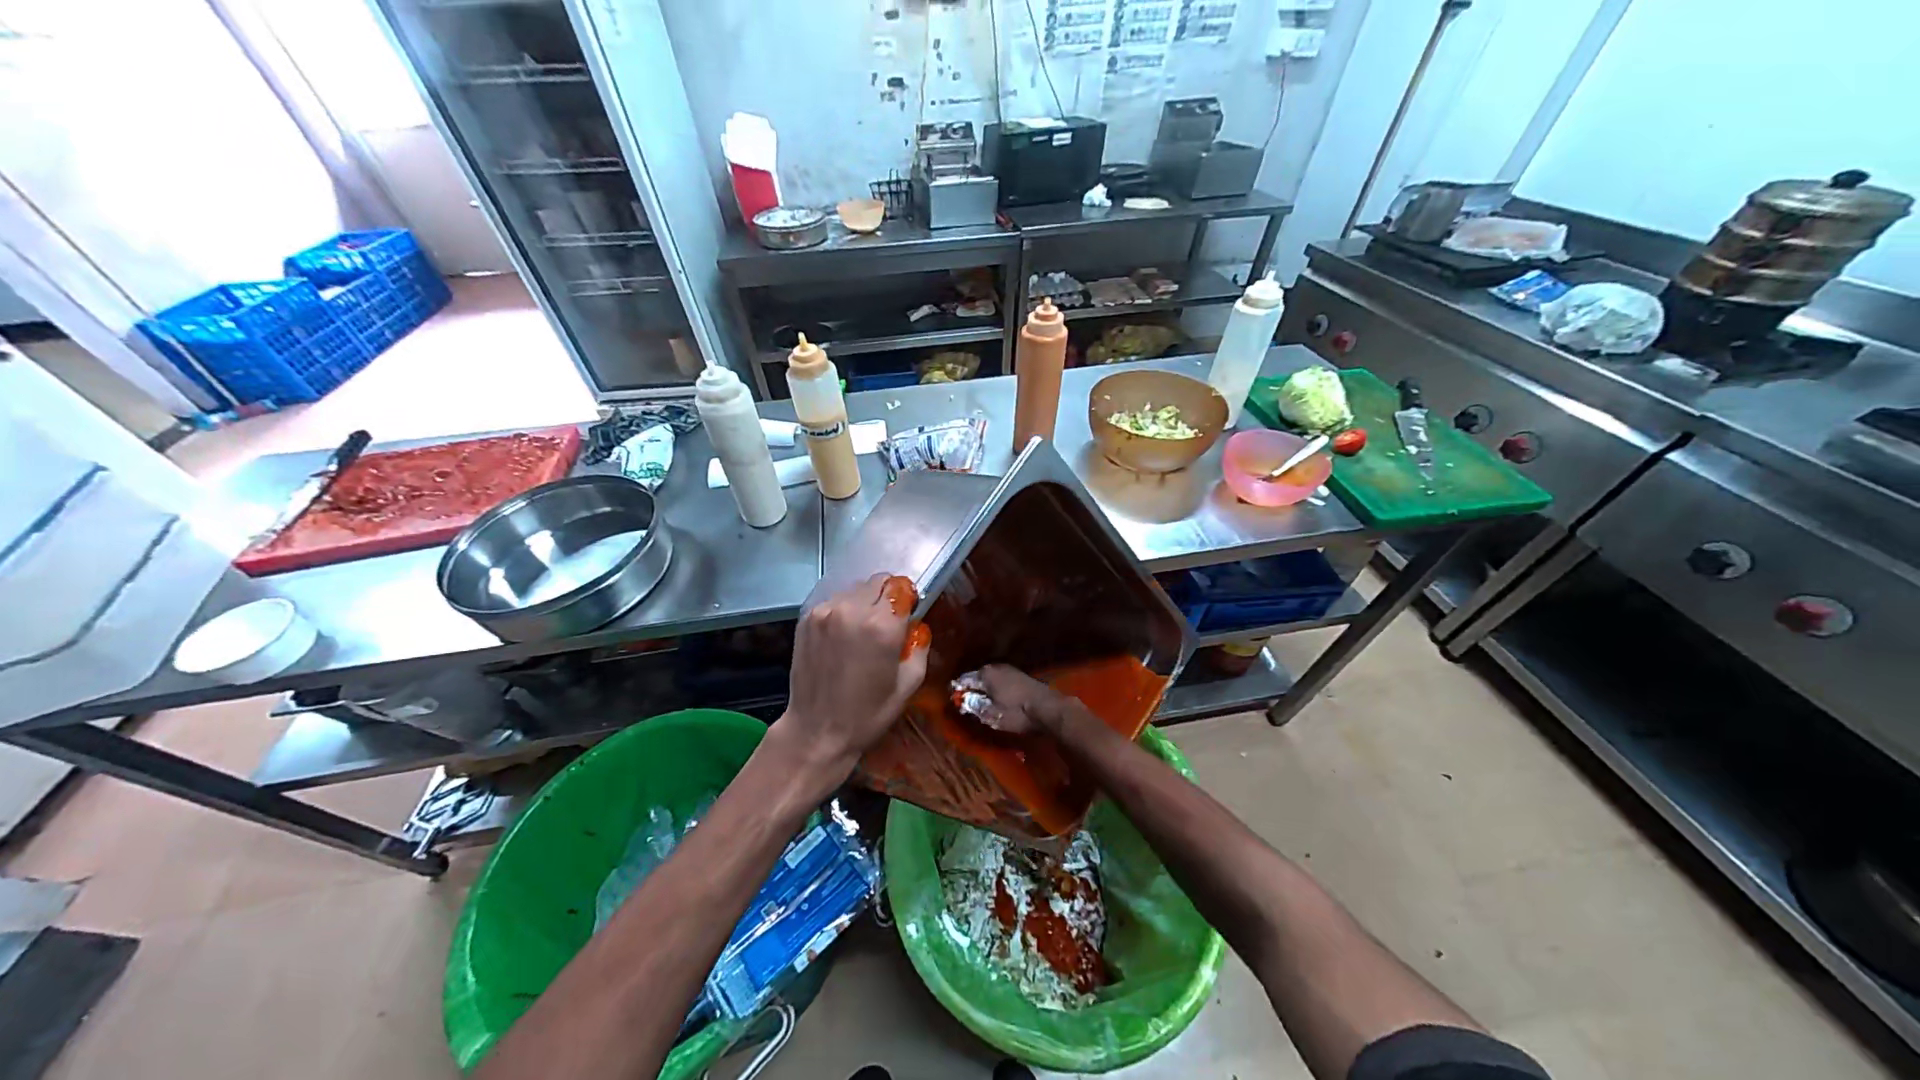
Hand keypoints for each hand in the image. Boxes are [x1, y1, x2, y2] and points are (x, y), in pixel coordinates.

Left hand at [777, 574, 929, 775]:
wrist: (817, 731)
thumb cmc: (868, 714)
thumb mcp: (909, 683)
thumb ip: (919, 645)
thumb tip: (916, 624)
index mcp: (882, 627)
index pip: (901, 587)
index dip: (908, 598)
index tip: (907, 614)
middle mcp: (852, 610)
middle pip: (879, 581)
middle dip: (887, 598)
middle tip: (886, 625)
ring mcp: (825, 612)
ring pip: (855, 589)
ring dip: (864, 602)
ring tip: (861, 632)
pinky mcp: (807, 618)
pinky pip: (834, 601)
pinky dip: (843, 611)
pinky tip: (841, 637)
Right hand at [965, 664, 1077, 735]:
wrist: (1048, 708)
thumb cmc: (1017, 712)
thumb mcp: (991, 714)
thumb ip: (974, 706)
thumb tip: (963, 701)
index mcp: (985, 674)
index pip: (963, 680)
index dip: (958, 691)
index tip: (954, 701)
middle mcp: (995, 667)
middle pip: (977, 677)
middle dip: (971, 689)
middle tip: (967, 703)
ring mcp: (1009, 669)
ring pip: (990, 678)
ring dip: (984, 688)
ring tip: (981, 702)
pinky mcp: (1020, 675)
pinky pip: (1000, 680)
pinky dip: (995, 688)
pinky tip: (997, 698)